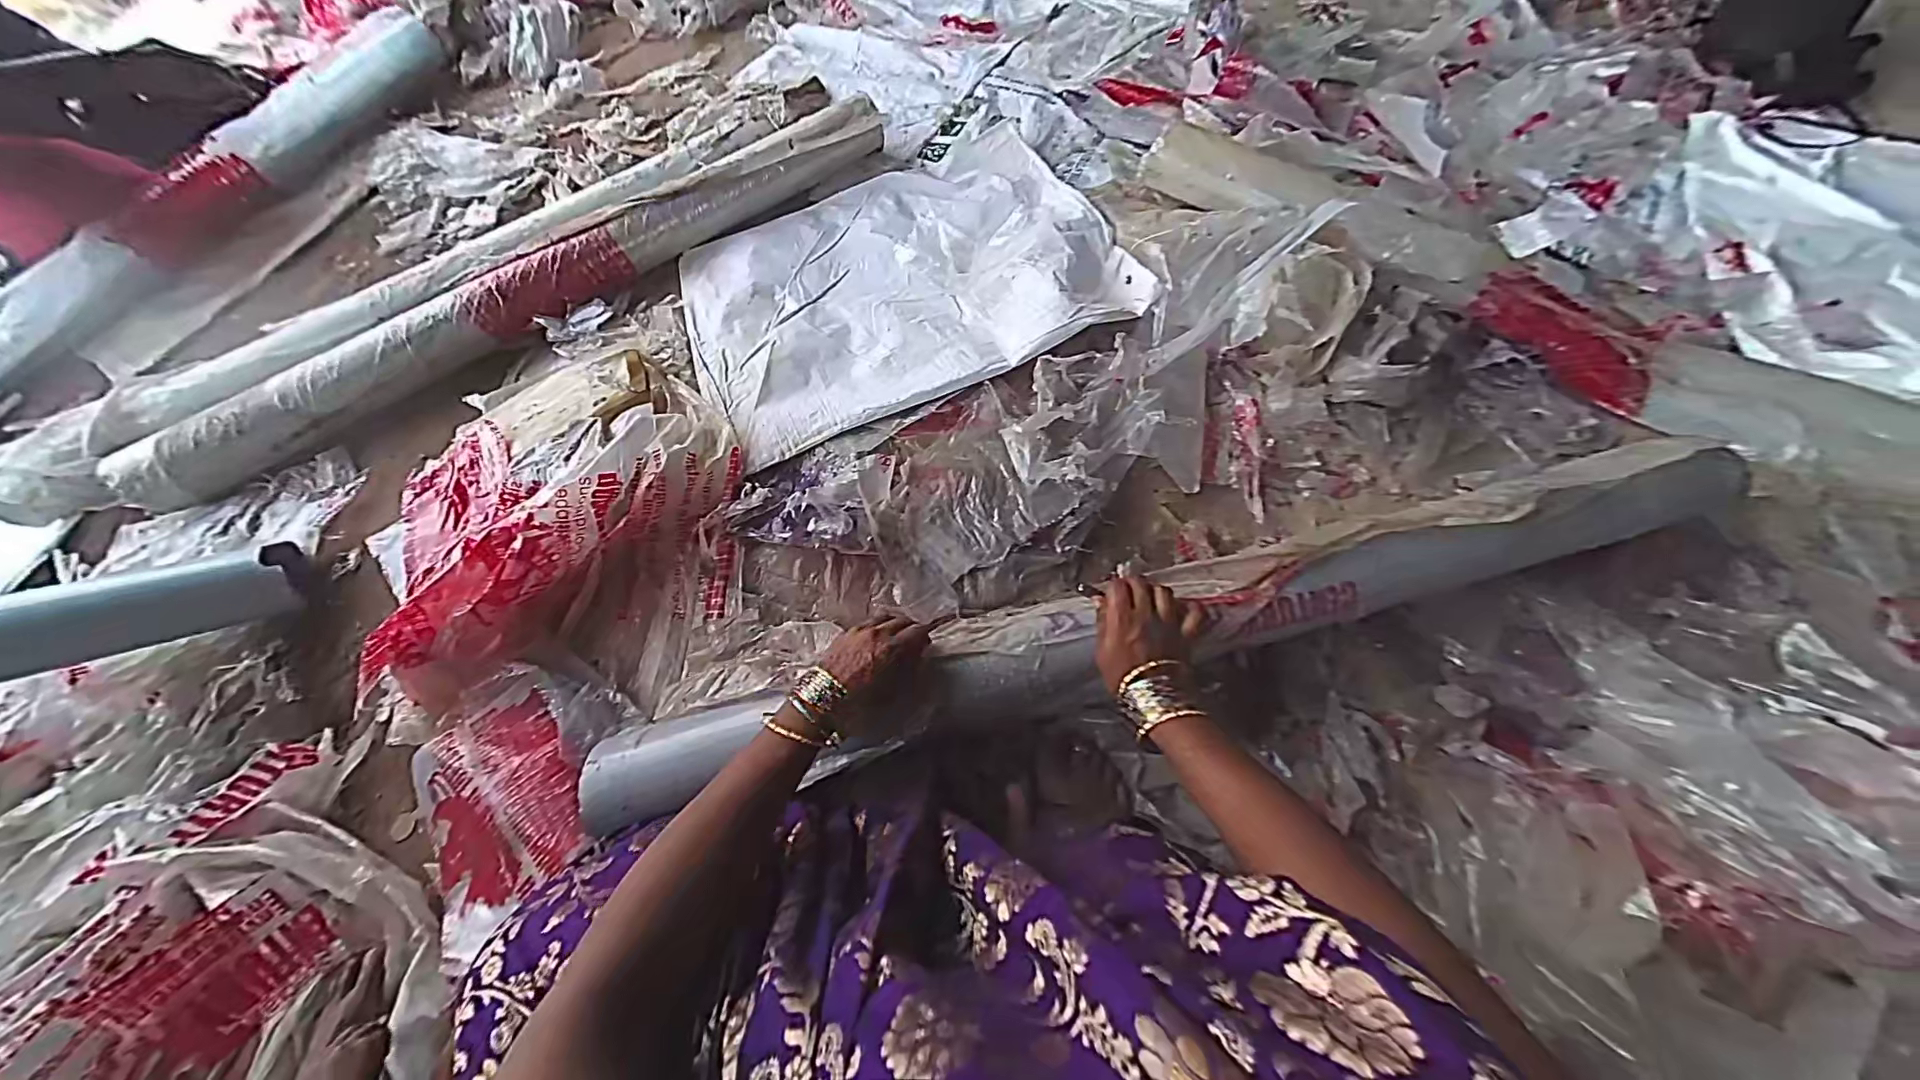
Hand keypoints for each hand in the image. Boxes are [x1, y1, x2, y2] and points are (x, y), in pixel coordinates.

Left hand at [806, 615, 935, 737]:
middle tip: (913, 641)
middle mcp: (878, 634)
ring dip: (894, 623)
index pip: (919, 630)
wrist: (820, 705)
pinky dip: (878, 626)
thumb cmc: (860, 707)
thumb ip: (910, 671)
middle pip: (903, 620)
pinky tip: (876, 638)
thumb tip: (918, 657)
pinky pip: (868, 622)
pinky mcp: (846, 634)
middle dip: (912, 628)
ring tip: (895, 635)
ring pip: (885, 617)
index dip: (926, 637)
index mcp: (893, 648)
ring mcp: (860, 631)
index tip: (926, 645)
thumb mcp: (894, 694)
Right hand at [1094, 575, 1207, 692]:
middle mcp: (1146, 614)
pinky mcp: (1187, 632)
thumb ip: (1102, 623)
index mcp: (1121, 618)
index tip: (1112, 592)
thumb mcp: (1101, 651)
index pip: (1117, 586)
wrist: (1153, 698)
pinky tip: (1181, 608)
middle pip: (1141, 583)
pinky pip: (1195, 611)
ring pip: (1165, 591)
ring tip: (1152, 598)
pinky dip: (1190, 606)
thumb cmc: (1122, 677)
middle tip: (1130, 591)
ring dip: (1156, 591)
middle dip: (1133, 583)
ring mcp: (1169, 622)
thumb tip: (1100, 602)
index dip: (1113, 586)